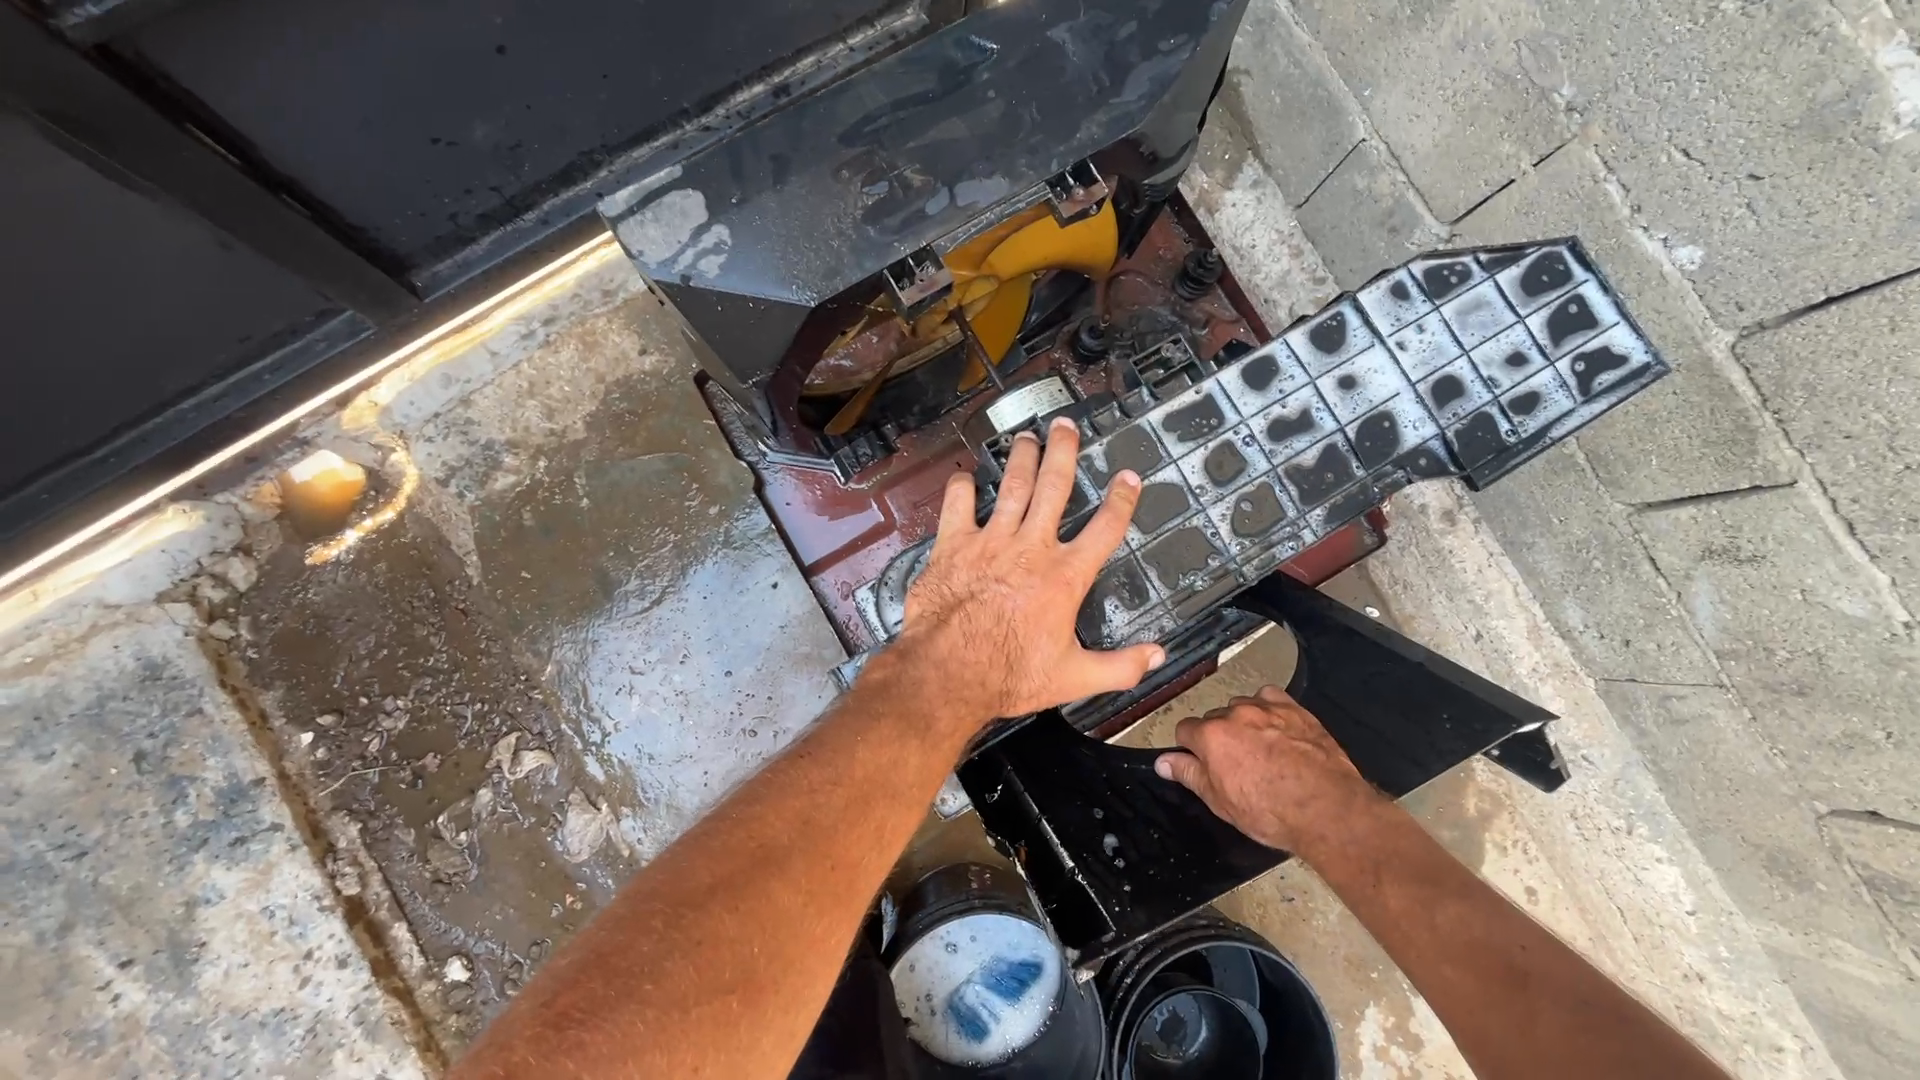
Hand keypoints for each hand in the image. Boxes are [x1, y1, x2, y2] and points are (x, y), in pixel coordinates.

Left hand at [895, 416, 1166, 723]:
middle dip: (1063, 453)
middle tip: (1065, 427)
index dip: (1121, 499)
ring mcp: (992, 541)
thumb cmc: (1010, 673)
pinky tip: (964, 477)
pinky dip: (961, 488)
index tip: (1128, 476)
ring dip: (1021, 459)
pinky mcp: (954, 545)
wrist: (950, 671)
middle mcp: (1031, 548)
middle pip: (1054, 487)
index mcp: (1064, 576)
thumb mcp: (1075, 676)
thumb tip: (1158, 656)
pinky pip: (958, 505)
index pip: (1104, 529)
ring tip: (1026, 437)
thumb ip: (1121, 666)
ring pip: (1012, 486)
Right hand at [1154, 686, 1383, 855]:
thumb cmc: (1269, 811)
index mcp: (1210, 736)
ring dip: (1243, 722)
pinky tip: (1277, 728)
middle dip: (1219, 736)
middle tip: (1236, 763)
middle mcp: (1234, 714)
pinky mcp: (1294, 708)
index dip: (1191, 749)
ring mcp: (1265, 707)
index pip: (1184, 730)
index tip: (1203, 764)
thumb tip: (1162, 761)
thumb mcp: (1220, 802)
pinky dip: (1268, 709)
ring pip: (1241, 707)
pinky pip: (1270, 697)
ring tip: (1260, 748)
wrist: (1326, 808)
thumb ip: (1189, 774)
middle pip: (1214, 718)